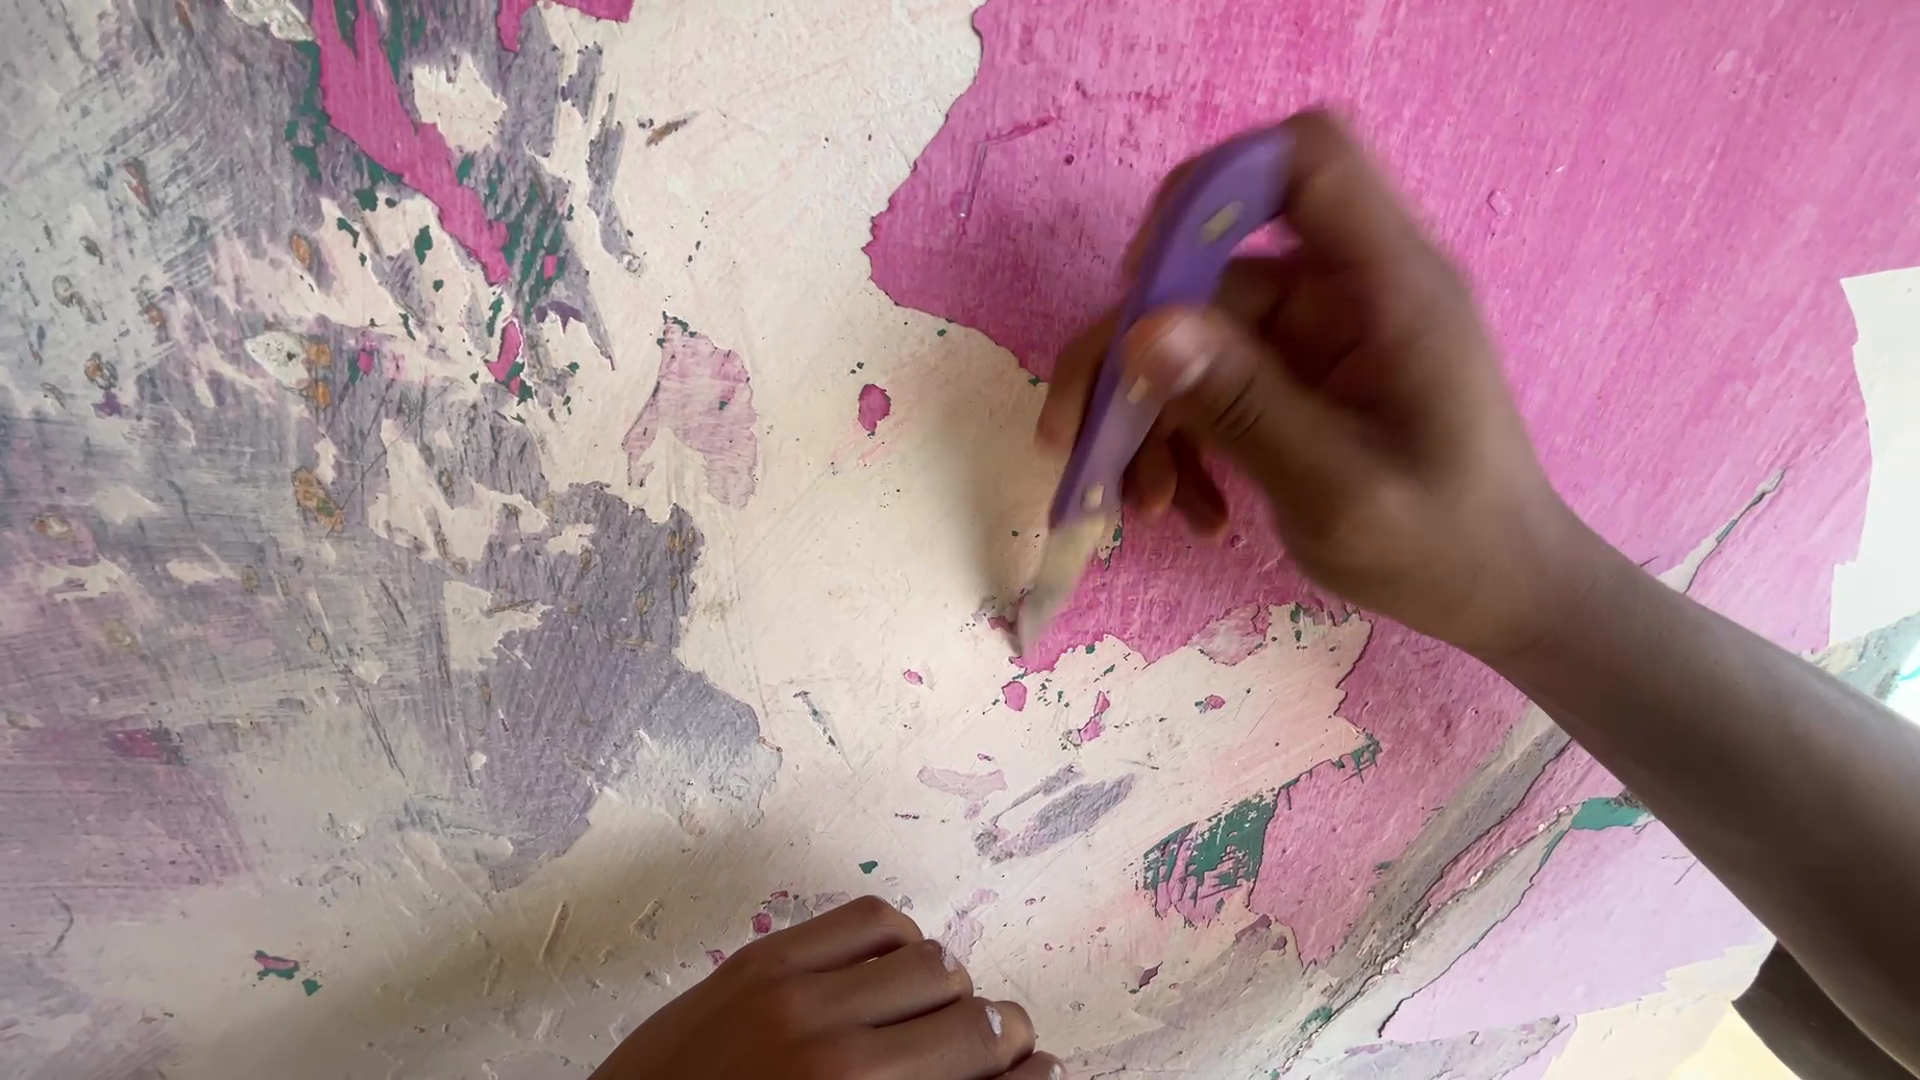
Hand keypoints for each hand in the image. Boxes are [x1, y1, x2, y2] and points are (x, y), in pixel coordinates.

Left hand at [589, 896, 1062, 1079]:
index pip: (976, 1061)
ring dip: (946, 983)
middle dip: (992, 1028)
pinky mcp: (764, 957)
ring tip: (930, 1009)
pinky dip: (899, 939)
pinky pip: (870, 918)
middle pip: (966, 1007)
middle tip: (985, 1047)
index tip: (1035, 1068)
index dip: (1024, 1069)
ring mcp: (794, 993)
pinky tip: (887, 971)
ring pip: (928, 954)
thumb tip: (1018, 1070)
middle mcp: (833, 1052)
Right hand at [1036, 109, 1597, 657]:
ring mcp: (1302, 342)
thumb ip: (1245, 406)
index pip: (1303, 163)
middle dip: (1126, 362)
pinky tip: (1192, 512)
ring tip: (1148, 506)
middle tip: (1076, 441)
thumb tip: (1140, 331)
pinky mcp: (1281, 384)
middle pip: (1199, 277)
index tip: (1139, 280)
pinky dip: (1176, 452)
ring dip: (1145, 426)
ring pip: (1181, 346)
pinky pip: (1197, 396)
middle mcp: (1335, 297)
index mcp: (1386, 286)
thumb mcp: (1338, 488)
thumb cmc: (1440, 544)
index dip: (1209, 193)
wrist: (1488, 591)